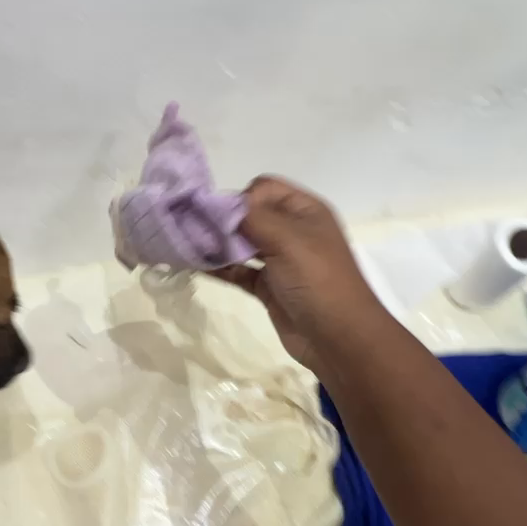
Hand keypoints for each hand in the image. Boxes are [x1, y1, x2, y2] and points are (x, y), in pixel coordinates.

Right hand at [210, 176, 389, 369]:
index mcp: (304, 211)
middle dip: (223, 222)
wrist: (336, 336)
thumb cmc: (316, 280)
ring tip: (189, 249)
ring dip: (218, 245)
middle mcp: (292, 231)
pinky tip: (198, 267)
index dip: (240, 200)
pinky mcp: (268, 287)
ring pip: (242, 244)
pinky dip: (221, 268)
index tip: (222, 221)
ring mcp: (279, 261)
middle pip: (250, 215)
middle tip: (197, 235)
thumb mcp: (287, 239)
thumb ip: (251, 218)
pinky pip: (239, 271)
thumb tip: (217, 208)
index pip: (263, 189)